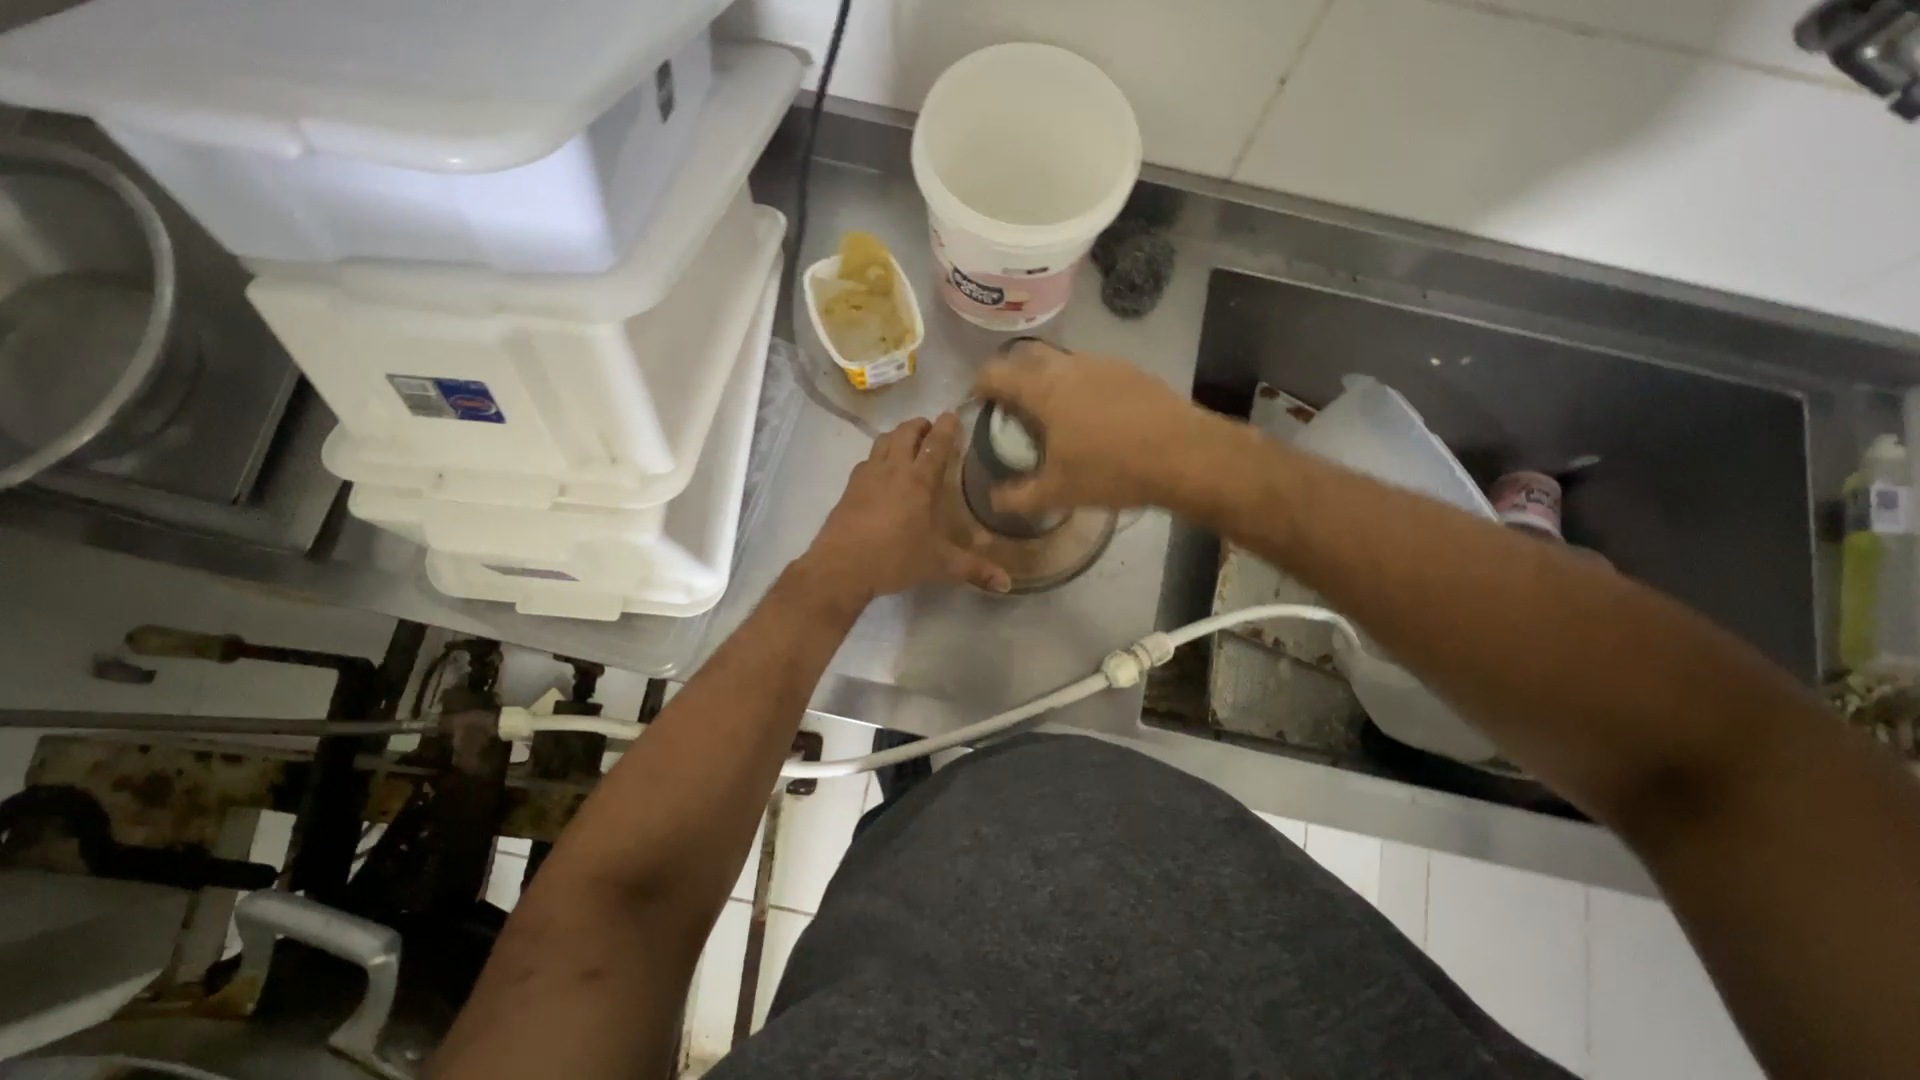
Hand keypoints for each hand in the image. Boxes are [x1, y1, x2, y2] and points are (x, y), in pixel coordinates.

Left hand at [806, 415, 1010, 598]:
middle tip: (931, 429)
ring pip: (883, 441)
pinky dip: (878, 457)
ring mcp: (867, 475)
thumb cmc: (895, 559)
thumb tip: (1007, 584)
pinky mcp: (849, 487)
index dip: (946, 427)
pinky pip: (866, 460)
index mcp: (919, 481)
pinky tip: (880, 471)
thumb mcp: (940, 565)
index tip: (952, 415)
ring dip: (897, 436)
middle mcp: (893, 470)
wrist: (841, 567)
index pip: (936, 444)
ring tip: (906, 443)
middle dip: (920, 425)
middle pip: (906, 432)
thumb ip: (974, 570)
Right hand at [973, 339, 1216, 514]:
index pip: (997, 372)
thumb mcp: (1059, 491)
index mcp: (1043, 389)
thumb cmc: (1112, 470)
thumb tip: (994, 500)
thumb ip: (1020, 496)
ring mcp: (1105, 364)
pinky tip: (1095, 417)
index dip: (980, 384)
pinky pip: (1095, 372)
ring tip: (1054, 413)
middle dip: (1014, 375)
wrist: (1186, 455)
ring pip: (1064, 362)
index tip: (978, 400)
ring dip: (1050, 379)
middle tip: (1013, 405)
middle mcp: (1070, 366)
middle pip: (1029, 356)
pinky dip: (1082, 387)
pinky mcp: (1134, 372)